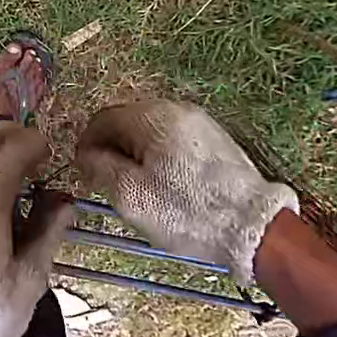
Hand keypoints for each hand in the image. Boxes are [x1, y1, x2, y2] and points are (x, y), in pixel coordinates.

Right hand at [76, 100, 297, 285]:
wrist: (253, 227)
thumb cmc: (185, 212)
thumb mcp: (130, 195)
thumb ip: (100, 167)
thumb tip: (87, 153)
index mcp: (152, 117)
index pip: (103, 119)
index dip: (87, 143)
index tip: (84, 170)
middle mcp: (175, 109)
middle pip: (127, 122)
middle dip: (111, 148)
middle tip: (108, 182)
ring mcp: (198, 122)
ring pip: (150, 132)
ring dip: (134, 153)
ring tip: (135, 186)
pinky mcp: (213, 138)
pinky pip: (172, 139)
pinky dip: (158, 156)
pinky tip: (162, 183)